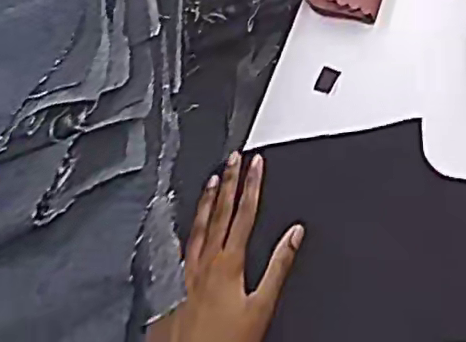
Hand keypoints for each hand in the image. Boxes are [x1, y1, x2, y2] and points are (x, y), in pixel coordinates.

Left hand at [149, 152, 302, 341]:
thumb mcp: (261, 308)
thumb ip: (279, 266)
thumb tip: (295, 233)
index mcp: (228, 263)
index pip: (244, 213)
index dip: (252, 184)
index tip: (256, 163)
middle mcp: (204, 263)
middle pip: (220, 212)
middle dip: (230, 181)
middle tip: (234, 158)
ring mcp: (184, 275)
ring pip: (198, 226)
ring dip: (207, 200)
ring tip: (213, 179)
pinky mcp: (170, 289)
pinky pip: (180, 249)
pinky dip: (187, 229)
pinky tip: (187, 225)